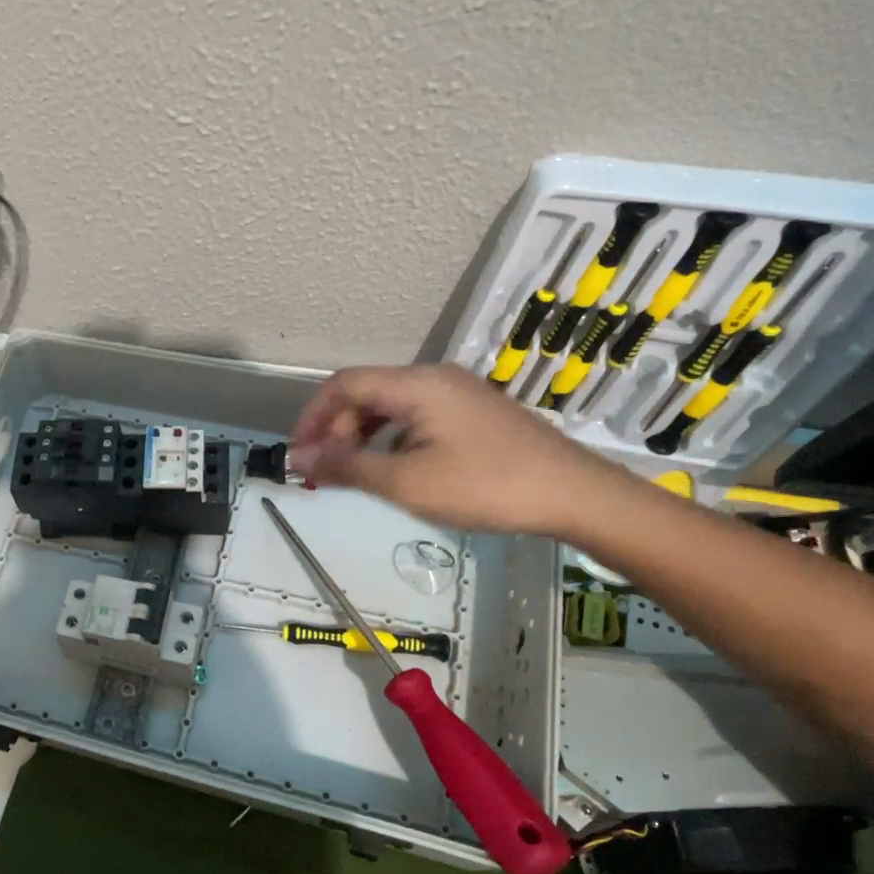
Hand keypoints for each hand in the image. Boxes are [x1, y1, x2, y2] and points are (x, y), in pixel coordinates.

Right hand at [290, 365, 630, 537]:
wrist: (574, 494)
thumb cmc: (484, 486)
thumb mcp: (406, 483)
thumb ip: (348, 467)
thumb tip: (300, 458)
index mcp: (416, 384)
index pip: (344, 385)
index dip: (313, 417)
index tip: (299, 456)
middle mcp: (435, 378)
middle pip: (366, 393)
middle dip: (337, 430)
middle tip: (327, 474)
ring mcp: (458, 394)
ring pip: (391, 406)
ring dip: (362, 437)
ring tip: (353, 475)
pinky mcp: (475, 414)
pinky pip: (417, 417)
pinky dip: (391, 440)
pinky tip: (396, 472)